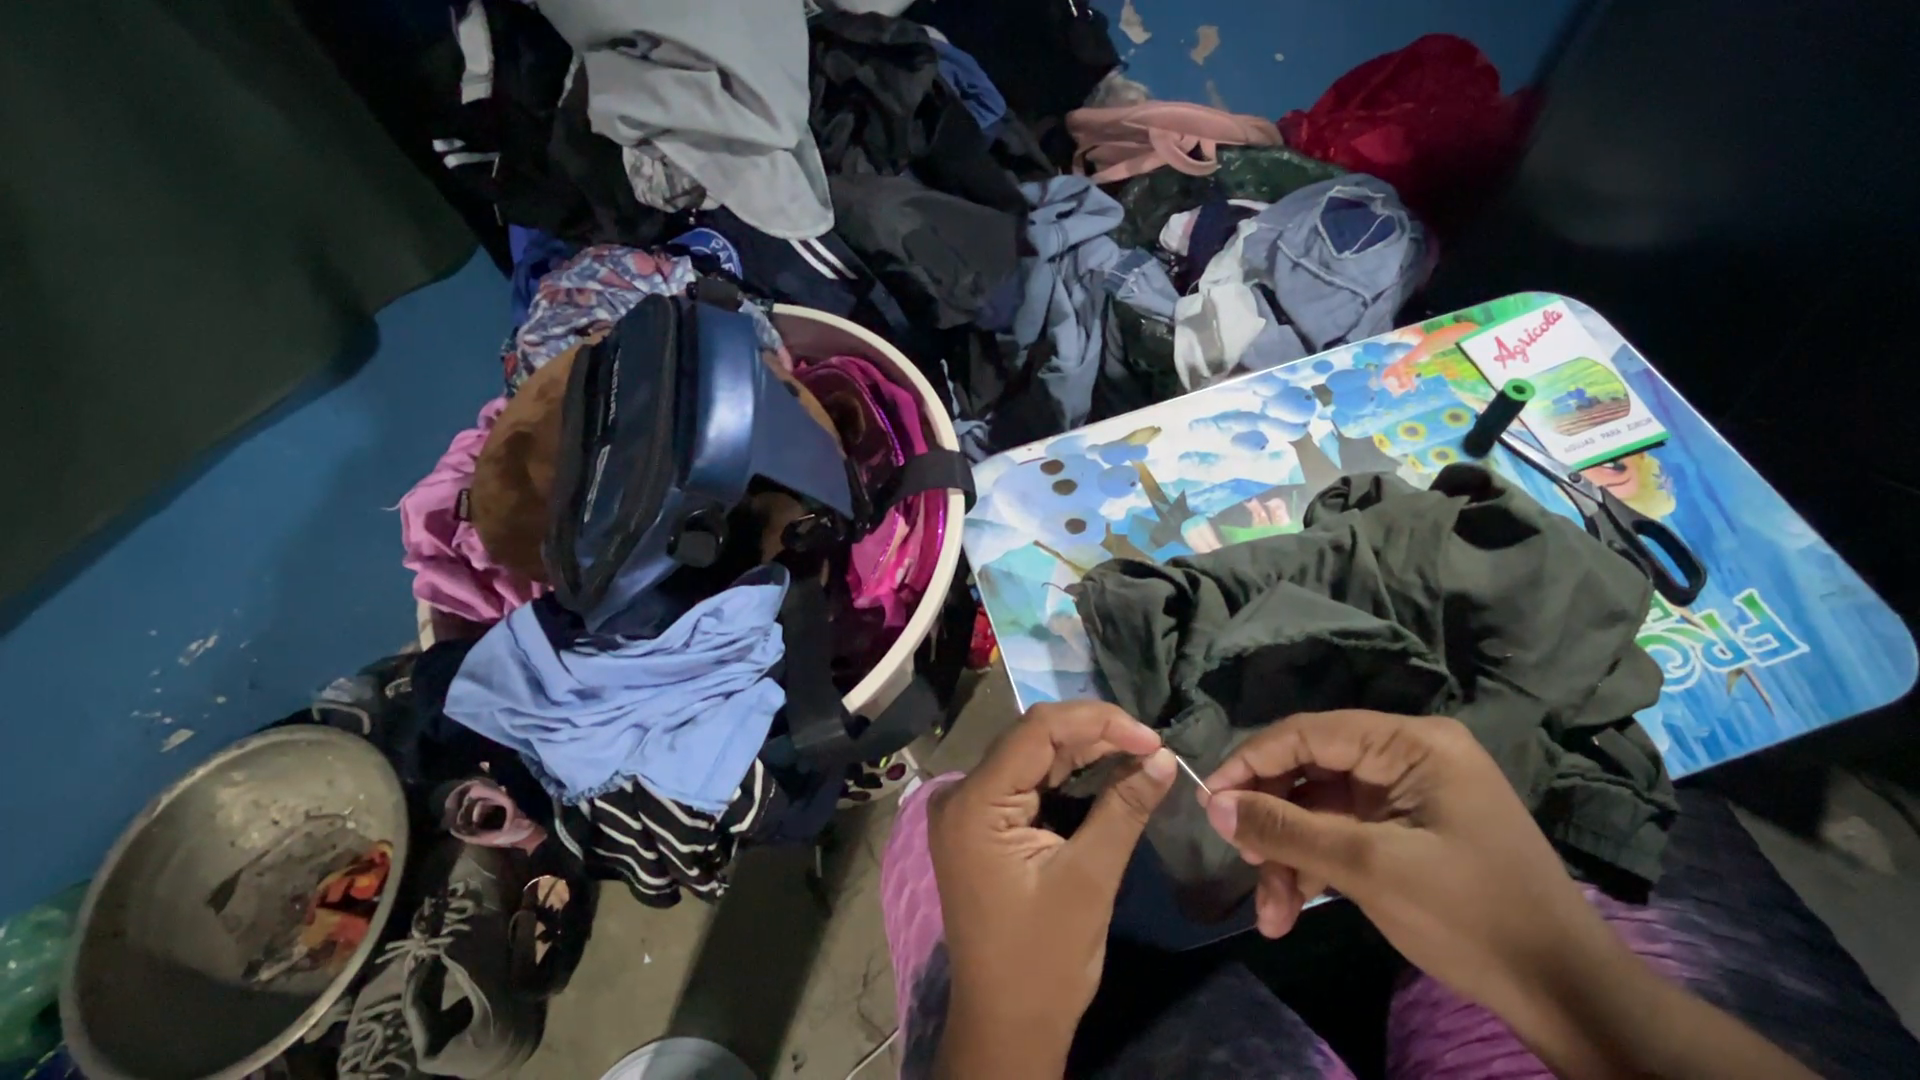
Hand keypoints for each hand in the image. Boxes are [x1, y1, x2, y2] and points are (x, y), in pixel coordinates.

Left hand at [929, 701, 1176, 1073]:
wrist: (1007, 1024)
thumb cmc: (1044, 959)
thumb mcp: (1090, 879)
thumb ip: (1123, 809)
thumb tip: (1163, 757)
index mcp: (974, 804)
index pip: (1036, 731)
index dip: (1097, 722)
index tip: (1151, 737)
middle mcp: (962, 796)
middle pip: (1032, 740)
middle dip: (1094, 734)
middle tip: (1152, 746)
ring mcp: (970, 811)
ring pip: (1032, 758)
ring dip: (1085, 751)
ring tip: (1140, 752)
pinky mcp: (984, 827)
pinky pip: (1028, 784)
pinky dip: (1069, 775)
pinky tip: (1107, 770)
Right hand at [1198, 710, 1604, 1016]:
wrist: (1565, 993)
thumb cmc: (1471, 916)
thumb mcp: (1369, 869)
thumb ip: (1286, 830)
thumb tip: (1214, 806)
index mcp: (1412, 743)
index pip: (1308, 733)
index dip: (1251, 763)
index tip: (1208, 803)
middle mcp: (1408, 756)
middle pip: (1310, 772)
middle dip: (1273, 824)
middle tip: (1241, 864)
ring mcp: (1407, 794)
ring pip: (1319, 809)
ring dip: (1289, 857)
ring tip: (1272, 914)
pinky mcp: (1406, 829)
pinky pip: (1341, 833)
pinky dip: (1314, 867)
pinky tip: (1293, 909)